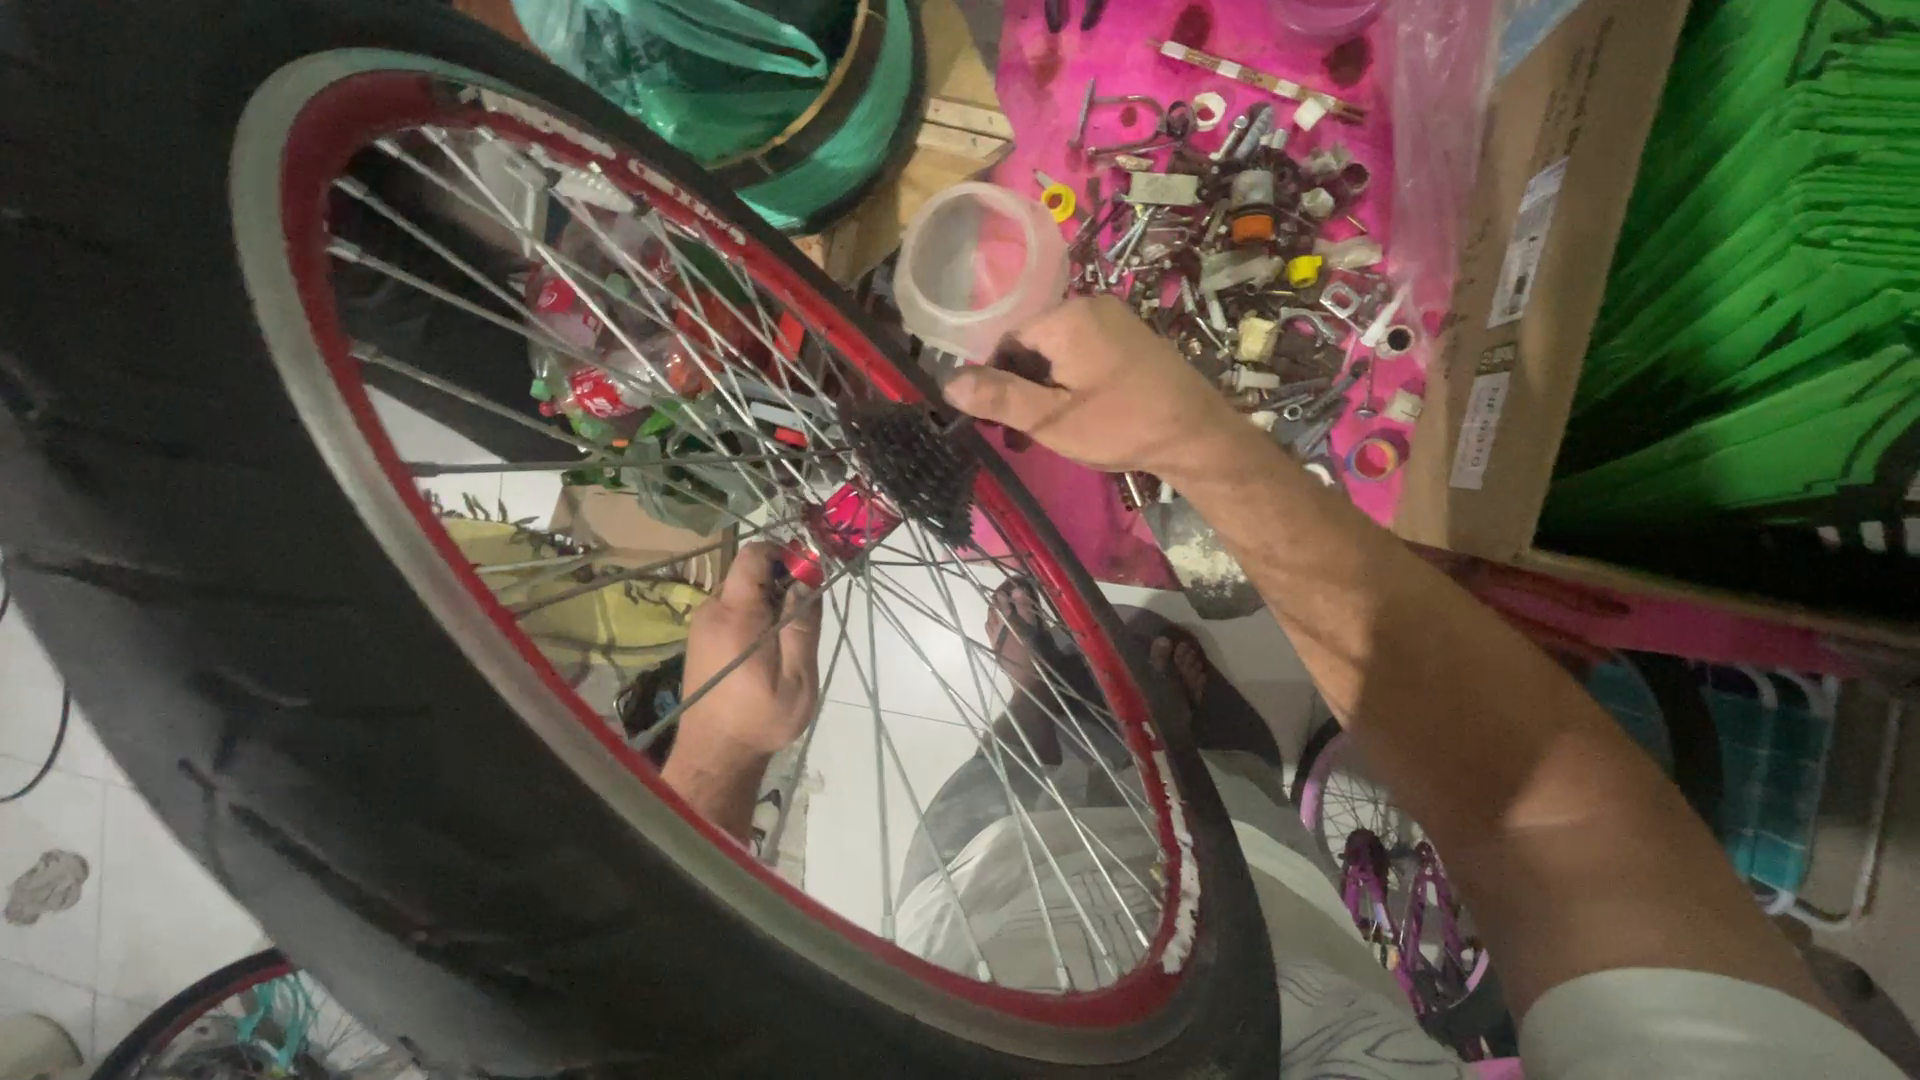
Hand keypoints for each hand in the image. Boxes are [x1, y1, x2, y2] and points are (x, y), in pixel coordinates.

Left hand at [662, 543, 821, 837]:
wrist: (715, 755)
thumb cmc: (760, 719)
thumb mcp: (797, 677)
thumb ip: (803, 625)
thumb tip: (808, 579)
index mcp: (735, 614)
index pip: (753, 555)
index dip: (784, 555)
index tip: (808, 578)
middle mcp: (712, 610)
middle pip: (749, 572)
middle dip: (780, 582)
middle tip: (804, 617)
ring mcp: (703, 624)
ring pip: (742, 591)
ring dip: (769, 602)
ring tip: (787, 640)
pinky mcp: (701, 638)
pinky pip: (732, 610)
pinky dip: (754, 616)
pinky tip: (767, 650)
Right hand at [941, 296, 1255, 482]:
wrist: (1196, 435)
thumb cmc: (1119, 426)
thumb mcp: (1051, 418)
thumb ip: (999, 397)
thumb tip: (948, 381)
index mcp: (1066, 317)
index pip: (1007, 341)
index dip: (996, 383)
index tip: (998, 422)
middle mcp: (1090, 306)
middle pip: (1033, 345)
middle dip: (1021, 390)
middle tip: (1020, 436)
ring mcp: (1115, 320)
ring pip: (1058, 353)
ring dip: (1045, 391)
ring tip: (1046, 434)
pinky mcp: (1132, 339)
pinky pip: (1084, 354)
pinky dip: (1071, 383)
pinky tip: (1075, 417)